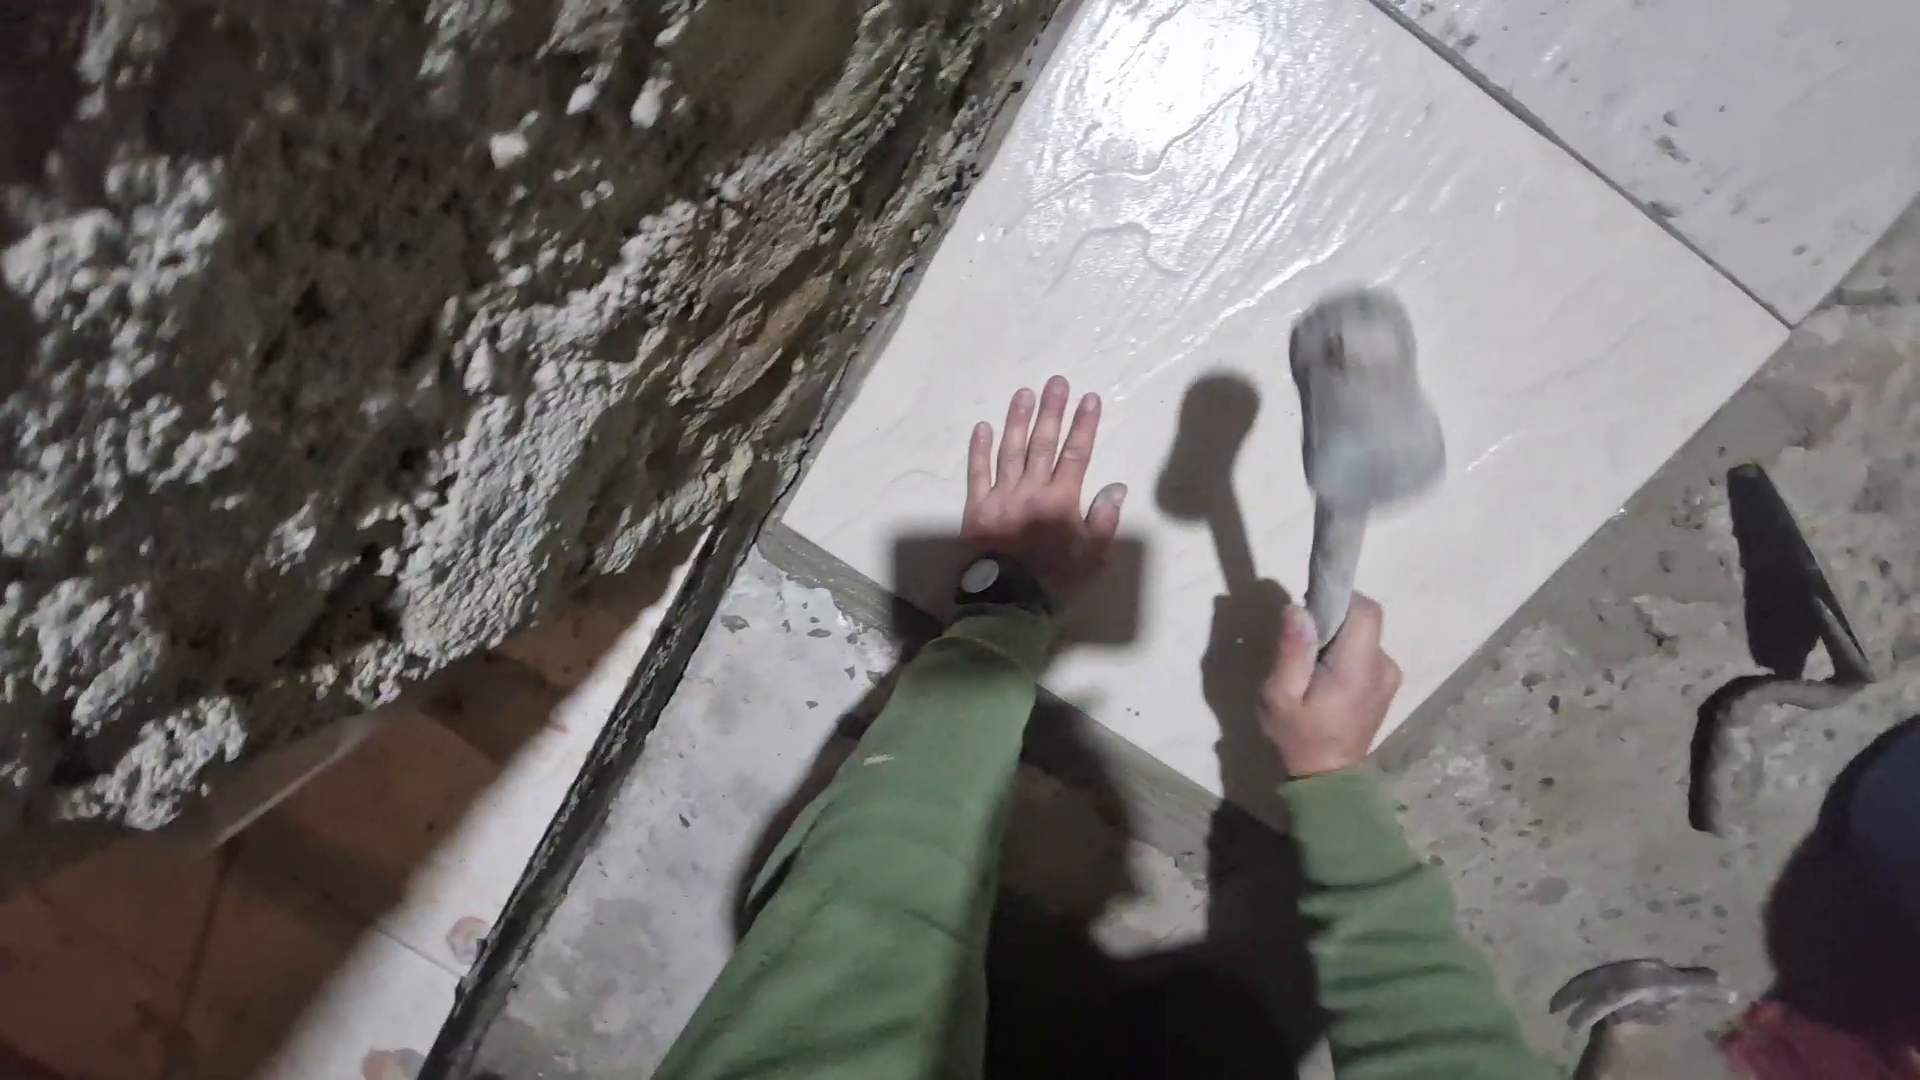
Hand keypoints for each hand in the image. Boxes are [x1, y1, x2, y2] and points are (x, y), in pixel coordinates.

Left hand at [963, 375, 1127, 598]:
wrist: (1009, 598)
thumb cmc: (1056, 578)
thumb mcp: (1093, 555)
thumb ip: (1105, 520)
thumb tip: (1117, 487)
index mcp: (1062, 499)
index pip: (1076, 453)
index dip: (1084, 424)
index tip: (1090, 398)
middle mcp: (1032, 489)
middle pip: (1043, 442)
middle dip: (1052, 410)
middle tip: (1056, 382)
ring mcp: (1002, 495)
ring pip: (1011, 450)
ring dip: (1018, 419)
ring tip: (1024, 393)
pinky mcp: (976, 506)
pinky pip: (977, 472)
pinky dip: (979, 449)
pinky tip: (983, 426)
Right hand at [1259, 595, 1401, 775]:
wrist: (1326, 777)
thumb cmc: (1297, 734)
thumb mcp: (1279, 695)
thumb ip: (1292, 650)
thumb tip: (1298, 608)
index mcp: (1358, 668)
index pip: (1366, 611)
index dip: (1339, 598)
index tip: (1309, 608)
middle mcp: (1383, 666)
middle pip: (1363, 620)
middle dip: (1331, 620)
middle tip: (1300, 643)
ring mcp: (1388, 676)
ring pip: (1362, 635)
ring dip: (1336, 638)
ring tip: (1309, 666)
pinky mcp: (1385, 683)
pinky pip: (1365, 651)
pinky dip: (1343, 652)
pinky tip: (1323, 678)